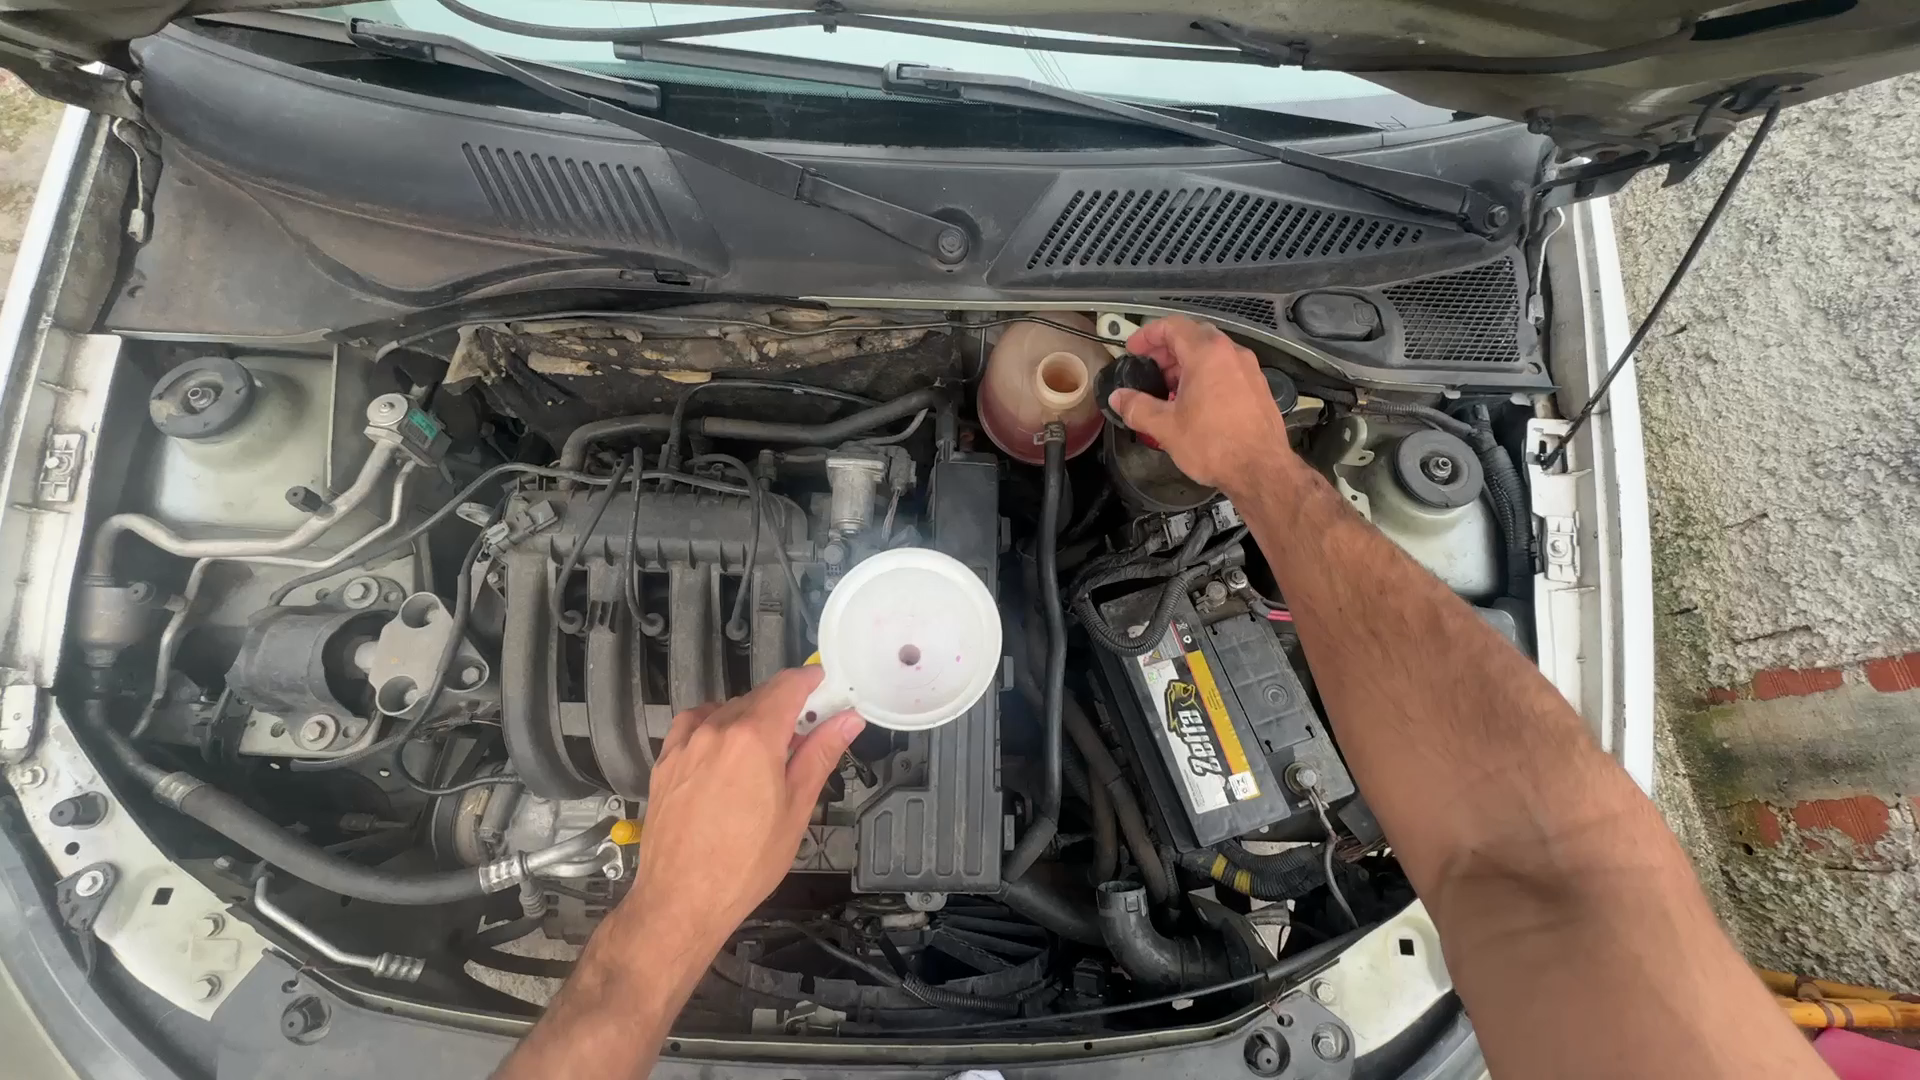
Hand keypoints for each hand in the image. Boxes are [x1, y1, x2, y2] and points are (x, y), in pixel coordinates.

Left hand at [625, 667, 863, 946]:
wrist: (680, 902)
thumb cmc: (745, 863)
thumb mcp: (796, 807)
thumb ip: (821, 754)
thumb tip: (848, 721)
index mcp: (754, 737)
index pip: (789, 686)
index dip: (812, 681)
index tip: (827, 688)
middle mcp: (717, 730)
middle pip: (760, 696)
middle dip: (788, 705)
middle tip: (808, 731)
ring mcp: (687, 744)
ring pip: (729, 709)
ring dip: (754, 716)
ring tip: (768, 750)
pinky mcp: (666, 761)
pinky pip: (695, 724)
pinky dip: (716, 724)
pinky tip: (726, 747)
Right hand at [1106, 315, 1292, 489]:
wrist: (1260, 470)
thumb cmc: (1215, 446)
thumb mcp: (1165, 427)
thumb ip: (1137, 407)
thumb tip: (1119, 398)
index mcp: (1207, 354)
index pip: (1172, 326)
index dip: (1147, 335)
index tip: (1134, 349)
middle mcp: (1231, 354)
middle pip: (1193, 336)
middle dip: (1166, 350)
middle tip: (1148, 369)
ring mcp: (1248, 370)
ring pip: (1211, 353)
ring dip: (1186, 364)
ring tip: (1168, 390)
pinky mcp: (1257, 388)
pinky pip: (1226, 370)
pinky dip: (1206, 376)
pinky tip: (1194, 403)